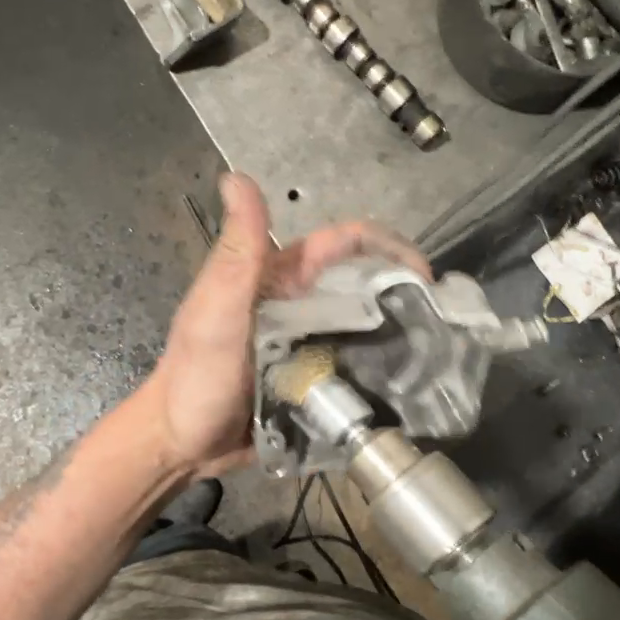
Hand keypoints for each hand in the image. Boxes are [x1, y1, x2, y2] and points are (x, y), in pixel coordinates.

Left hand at [143, 172, 430, 475]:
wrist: (181, 443)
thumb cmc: (196, 377)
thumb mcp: (216, 312)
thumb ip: (237, 251)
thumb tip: (236, 177)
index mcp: (277, 278)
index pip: (340, 244)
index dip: (385, 246)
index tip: (423, 274)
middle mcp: (297, 303)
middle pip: (360, 284)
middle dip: (400, 292)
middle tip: (438, 323)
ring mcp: (305, 342)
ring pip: (361, 325)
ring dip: (394, 332)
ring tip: (432, 355)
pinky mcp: (308, 378)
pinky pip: (350, 365)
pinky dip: (375, 367)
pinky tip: (403, 383)